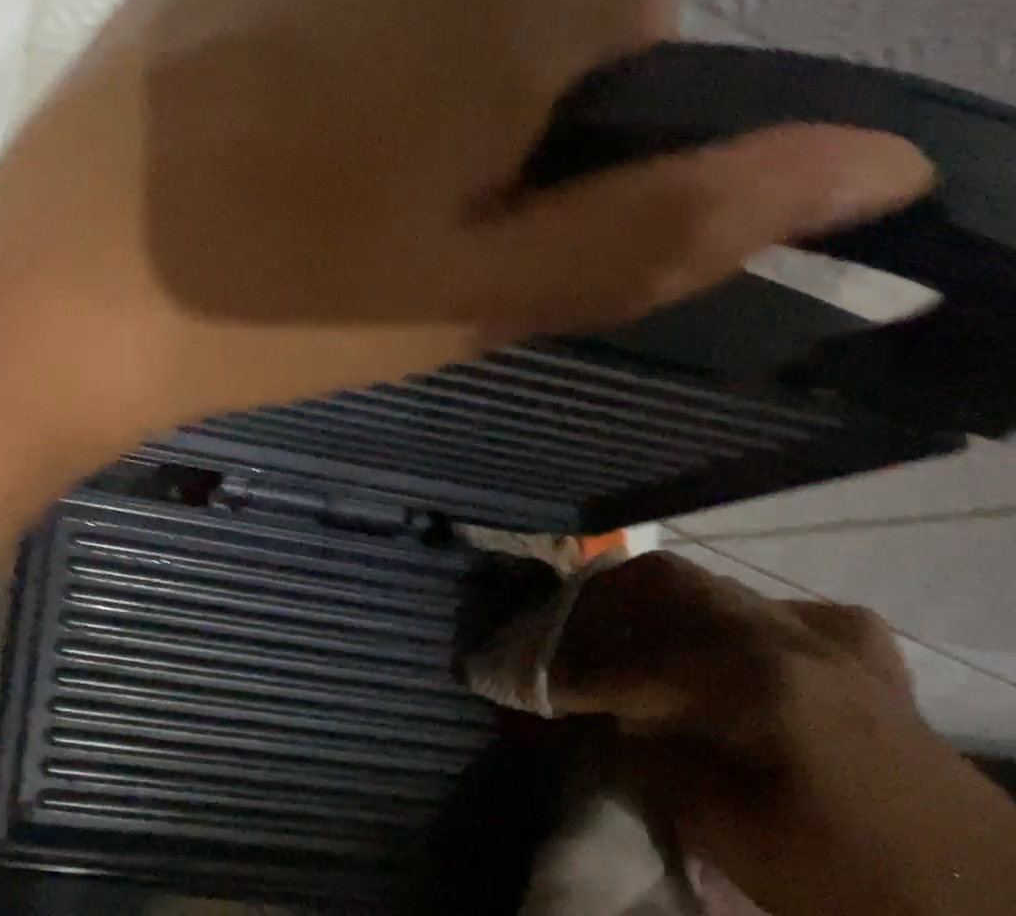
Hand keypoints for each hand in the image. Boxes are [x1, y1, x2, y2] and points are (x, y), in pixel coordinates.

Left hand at [0, 0, 933, 448]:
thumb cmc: (268, 313)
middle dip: (487, 80)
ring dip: (393, 59)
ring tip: (304, 176)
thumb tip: (869, 161)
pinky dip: (300, 45)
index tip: (488, 203)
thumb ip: (672, 220)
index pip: (633, 5)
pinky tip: (233, 136)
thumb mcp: (476, 292)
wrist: (55, 304)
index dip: (578, 117)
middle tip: (385, 204)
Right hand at [547, 552, 1015, 915]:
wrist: (988, 909)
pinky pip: (764, 610)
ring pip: (704, 586)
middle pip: (656, 584)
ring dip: (642, 607)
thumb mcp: (726, 831)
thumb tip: (600, 711)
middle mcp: (786, 635)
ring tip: (604, 642)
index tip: (500, 676)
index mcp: (753, 678)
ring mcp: (828, 637)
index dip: (553, 672)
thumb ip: (649, 753)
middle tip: (549, 645)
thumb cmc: (847, 878)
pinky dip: (714, 620)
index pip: (619, 660)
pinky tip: (706, 652)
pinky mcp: (857, 654)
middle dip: (588, 610)